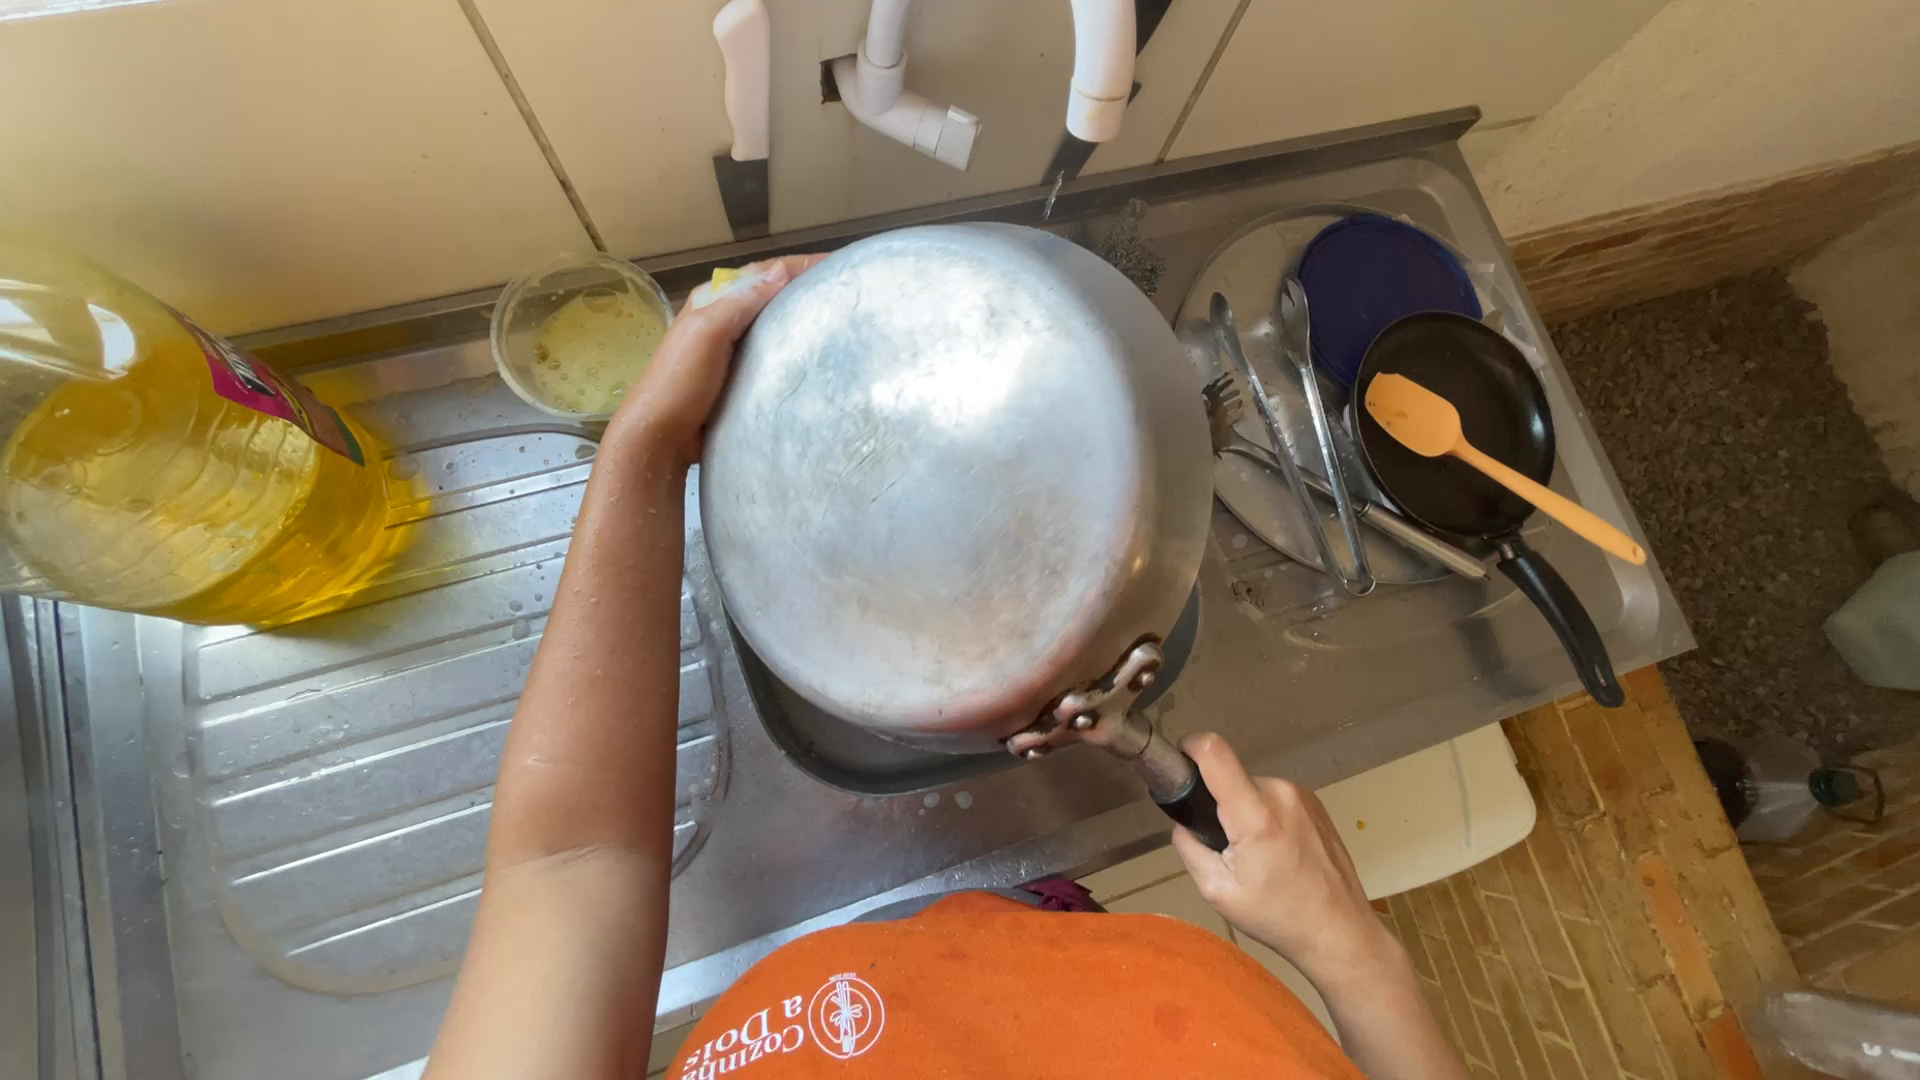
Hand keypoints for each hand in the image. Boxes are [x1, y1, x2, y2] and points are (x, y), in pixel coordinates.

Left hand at [609, 254, 825, 466]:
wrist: (661, 436)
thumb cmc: (680, 382)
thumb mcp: (707, 334)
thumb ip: (740, 302)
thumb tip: (782, 271)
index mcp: (714, 300)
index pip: (763, 273)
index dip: (800, 266)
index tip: (838, 266)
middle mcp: (726, 320)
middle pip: (772, 297)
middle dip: (806, 291)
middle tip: (845, 296)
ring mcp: (734, 351)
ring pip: (774, 327)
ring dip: (803, 322)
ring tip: (839, 325)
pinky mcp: (742, 378)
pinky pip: (774, 357)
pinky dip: (795, 353)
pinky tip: (816, 360)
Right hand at [1170, 733, 1397, 987]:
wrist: (1341, 933)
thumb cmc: (1277, 916)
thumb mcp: (1216, 890)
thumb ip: (1188, 846)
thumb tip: (1183, 821)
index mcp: (1255, 814)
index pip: (1214, 750)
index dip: (1190, 747)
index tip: (1181, 768)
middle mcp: (1280, 793)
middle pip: (1230, 774)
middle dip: (1218, 799)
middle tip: (1224, 841)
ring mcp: (1302, 794)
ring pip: (1251, 786)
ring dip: (1243, 808)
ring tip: (1255, 850)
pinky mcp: (1315, 801)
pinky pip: (1273, 795)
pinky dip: (1265, 812)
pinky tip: (1277, 848)